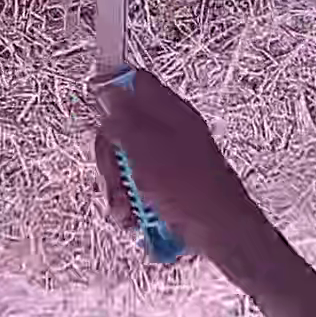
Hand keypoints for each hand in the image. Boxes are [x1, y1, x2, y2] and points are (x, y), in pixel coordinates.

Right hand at [94, 69, 266, 259]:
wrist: (221, 234)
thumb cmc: (192, 188)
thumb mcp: (146, 147)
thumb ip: (123, 116)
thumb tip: (107, 90)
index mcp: (169, 111)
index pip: (135, 82)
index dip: (110, 87)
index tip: (93, 102)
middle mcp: (170, 130)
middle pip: (122, 126)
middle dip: (110, 154)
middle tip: (113, 173)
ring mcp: (170, 158)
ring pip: (126, 160)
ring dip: (117, 184)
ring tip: (124, 205)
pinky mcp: (168, 185)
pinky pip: (136, 184)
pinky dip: (129, 200)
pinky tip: (133, 215)